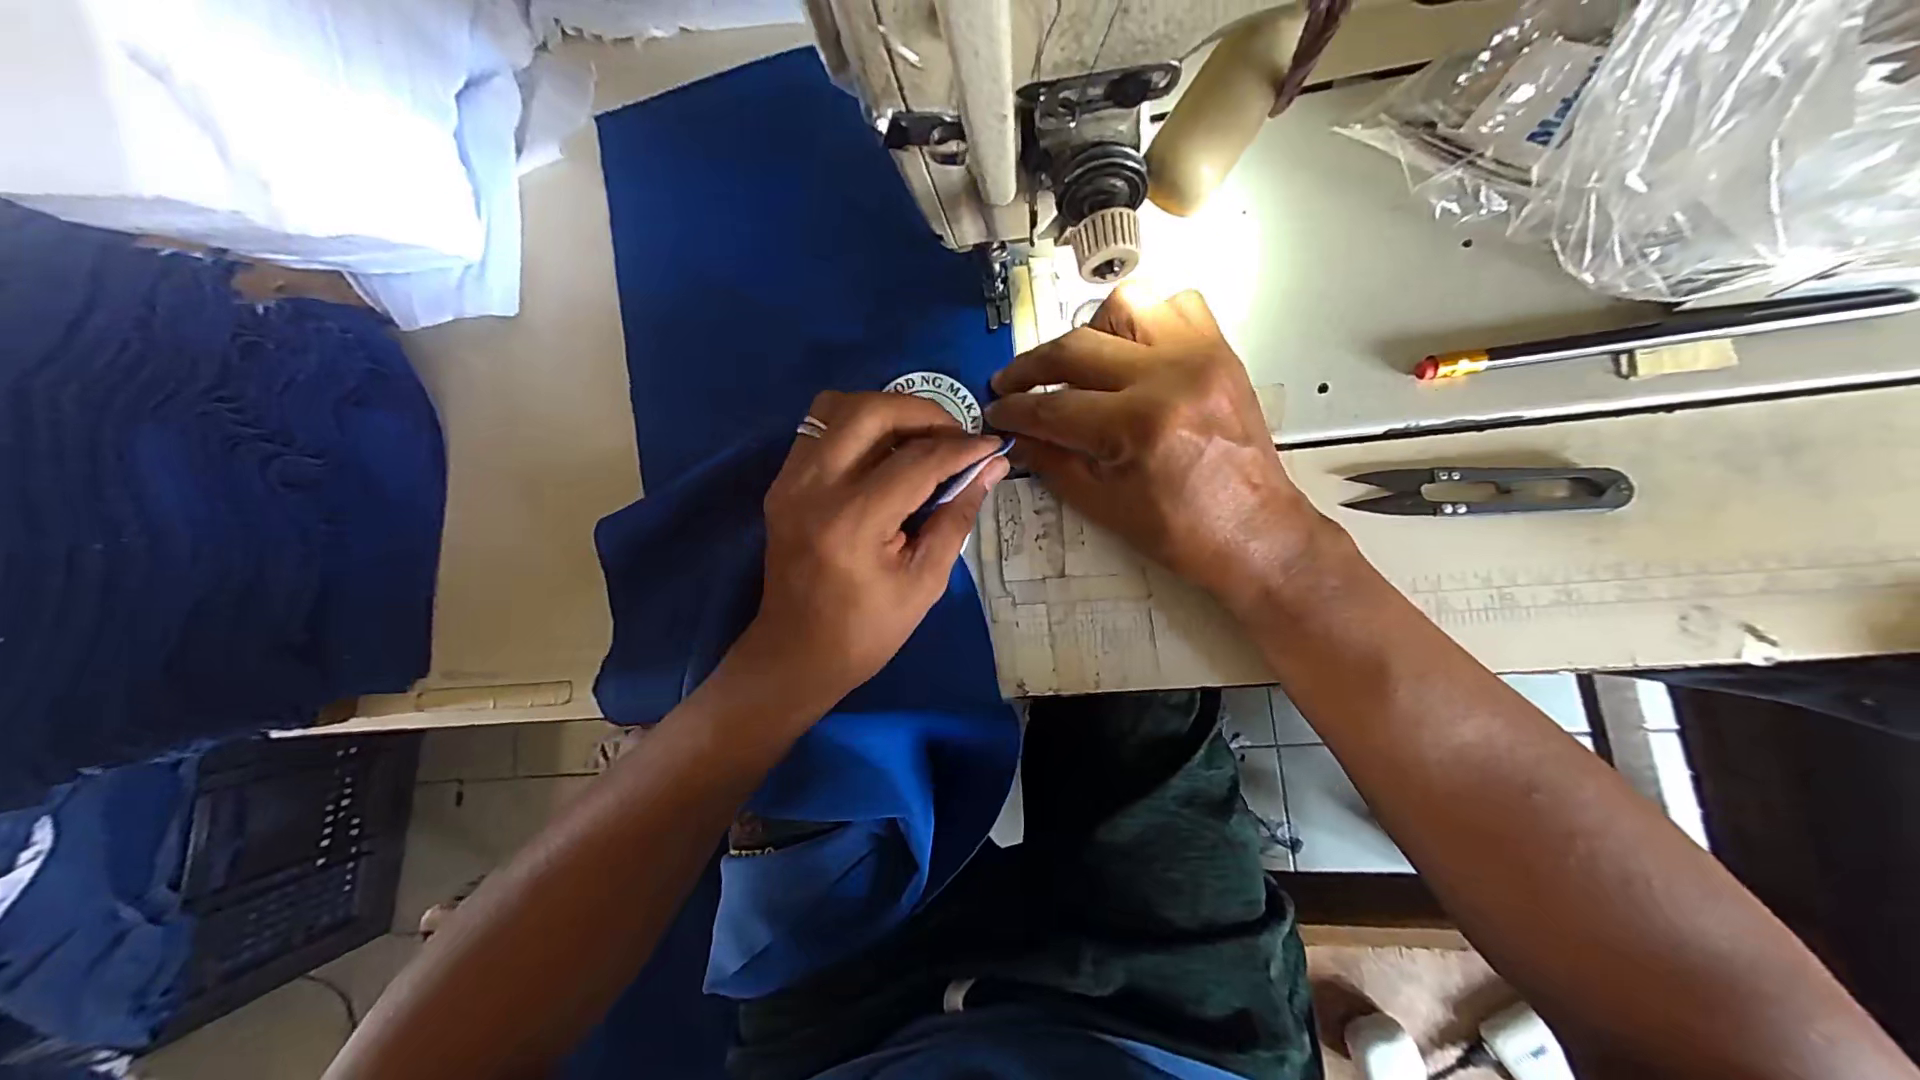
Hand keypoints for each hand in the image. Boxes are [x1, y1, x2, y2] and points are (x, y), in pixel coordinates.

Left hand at [731, 390, 1008, 712]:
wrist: (795, 654)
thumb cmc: (866, 632)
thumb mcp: (924, 582)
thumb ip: (957, 517)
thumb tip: (992, 468)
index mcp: (853, 523)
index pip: (917, 461)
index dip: (962, 448)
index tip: (992, 445)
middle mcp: (813, 488)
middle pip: (872, 412)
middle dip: (924, 411)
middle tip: (956, 435)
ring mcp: (789, 481)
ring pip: (838, 407)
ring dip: (887, 410)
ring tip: (921, 437)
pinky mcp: (781, 483)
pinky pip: (821, 428)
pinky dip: (858, 426)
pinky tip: (885, 452)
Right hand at [984, 287, 1330, 608]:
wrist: (1254, 533)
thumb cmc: (1182, 533)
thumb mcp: (1102, 505)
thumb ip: (1051, 462)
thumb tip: (1016, 435)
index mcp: (1139, 425)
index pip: (1053, 406)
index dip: (1015, 411)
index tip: (997, 413)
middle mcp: (1169, 377)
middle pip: (1076, 348)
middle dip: (1030, 368)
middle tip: (1013, 385)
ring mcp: (1200, 356)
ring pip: (1125, 305)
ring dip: (1089, 331)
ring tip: (1078, 364)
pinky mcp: (1220, 352)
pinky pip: (1176, 306)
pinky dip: (1144, 321)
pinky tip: (1130, 353)